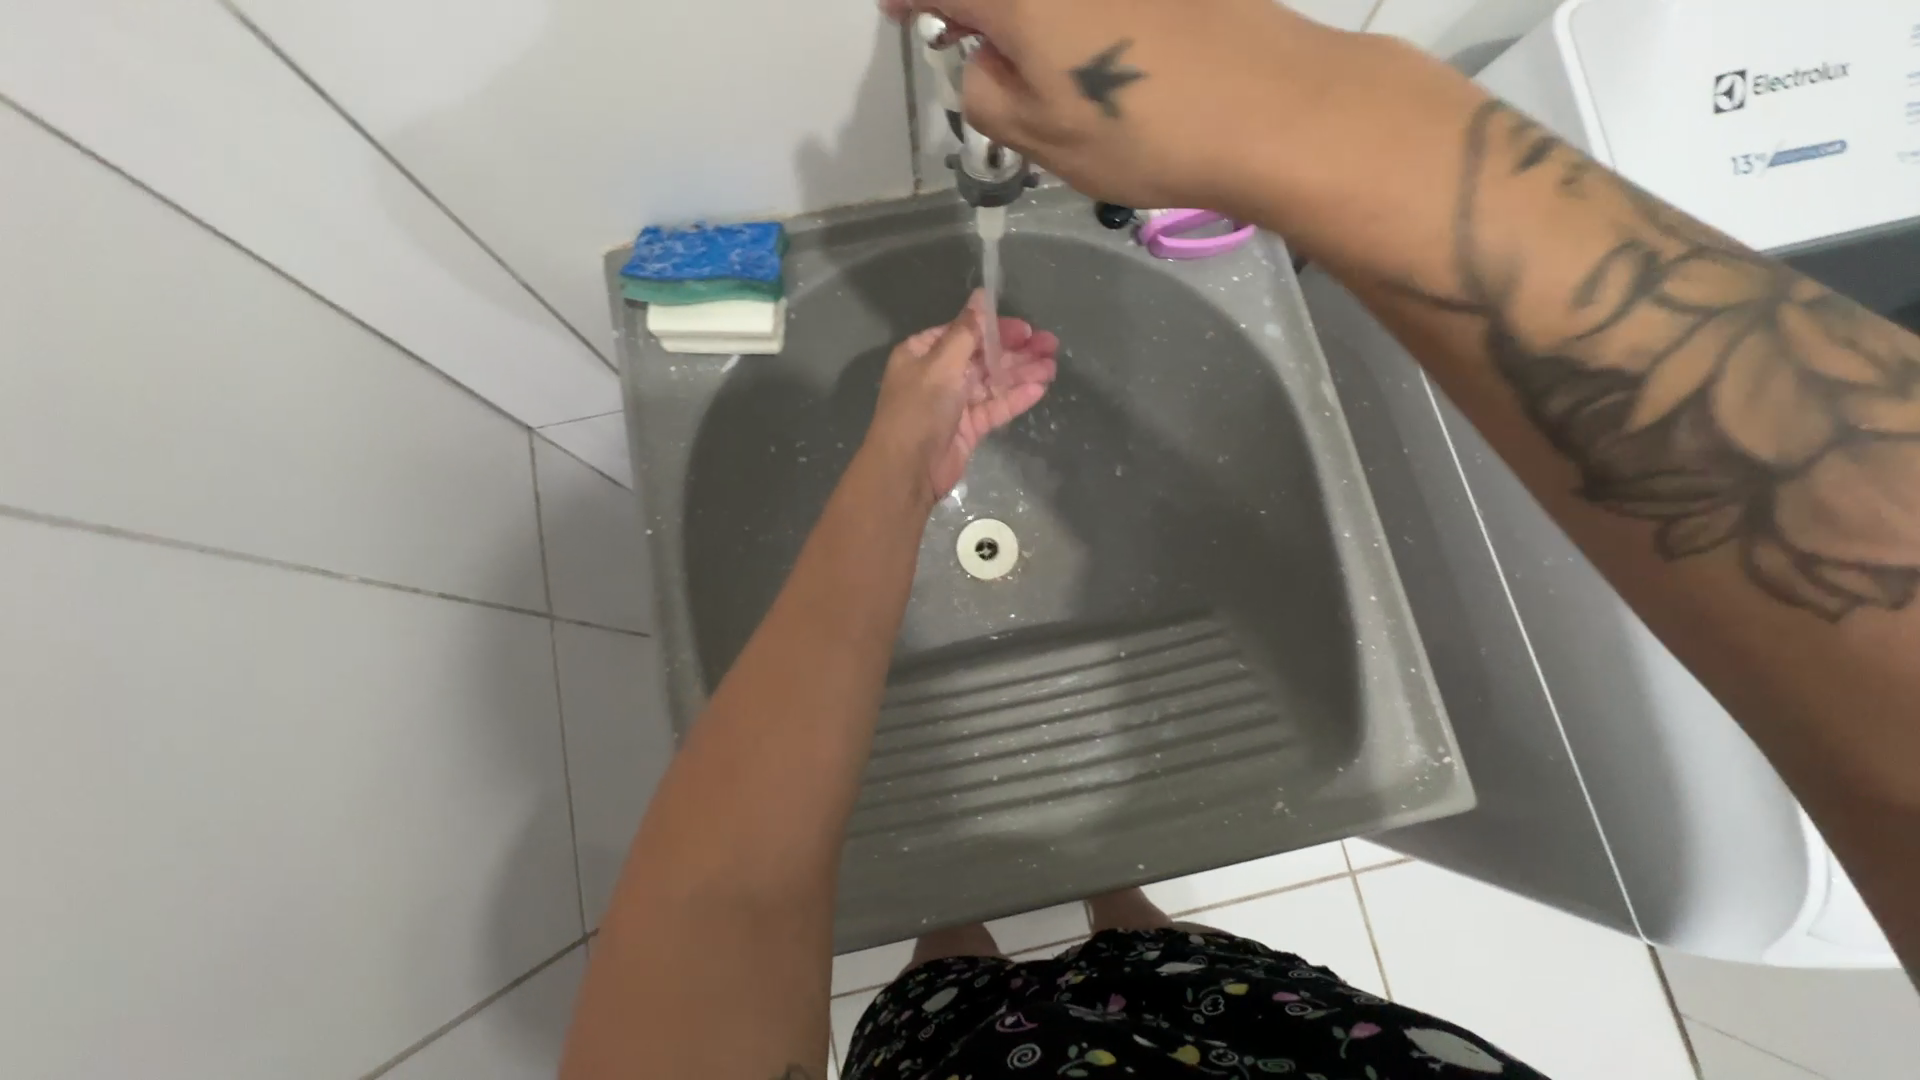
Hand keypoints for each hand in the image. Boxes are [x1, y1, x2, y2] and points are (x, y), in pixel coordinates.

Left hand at [864, 295, 1059, 501]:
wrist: (907, 470)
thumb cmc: (918, 410)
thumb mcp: (941, 364)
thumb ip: (966, 331)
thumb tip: (981, 296)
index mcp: (923, 353)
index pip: (965, 332)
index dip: (996, 328)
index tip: (1026, 329)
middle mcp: (938, 374)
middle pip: (983, 356)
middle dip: (1016, 351)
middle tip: (1050, 345)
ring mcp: (954, 402)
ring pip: (993, 382)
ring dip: (1021, 373)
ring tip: (1052, 367)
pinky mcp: (968, 427)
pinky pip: (995, 407)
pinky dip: (1015, 398)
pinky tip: (1039, 388)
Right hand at [883, 0, 1335, 213]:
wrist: (1272, 108)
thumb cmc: (1142, 131)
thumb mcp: (1038, 137)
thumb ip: (982, 94)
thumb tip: (981, 61)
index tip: (903, 14)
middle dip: (974, 11)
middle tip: (975, 43)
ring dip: (1031, 18)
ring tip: (1040, 55)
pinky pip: (1092, 0)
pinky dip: (1072, 14)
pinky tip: (1095, 42)